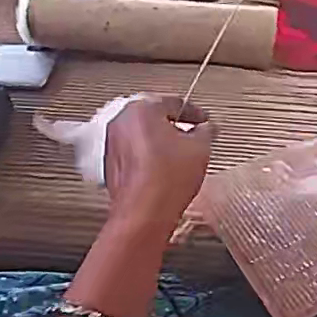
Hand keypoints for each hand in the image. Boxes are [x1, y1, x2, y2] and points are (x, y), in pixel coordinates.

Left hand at [104, 97, 213, 237]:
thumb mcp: (200, 148)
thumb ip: (205, 131)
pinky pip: (133, 155)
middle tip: (192, 136)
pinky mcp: (110, 166)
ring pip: (141, 136)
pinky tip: (163, 171)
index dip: (194, 112)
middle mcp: (121, 123)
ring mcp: (112, 145)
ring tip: (179, 157)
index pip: (173, 102)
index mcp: (142, 110)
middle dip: (174, 126)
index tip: (203, 120)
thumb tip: (207, 129)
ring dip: (160, 143)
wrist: (144, 213)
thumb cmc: (165, 181)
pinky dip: (148, 158)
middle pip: (153, 117)